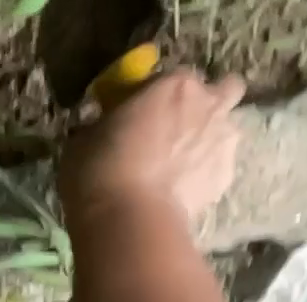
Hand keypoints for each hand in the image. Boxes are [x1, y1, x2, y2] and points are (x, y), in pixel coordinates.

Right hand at [61, 68, 244, 226]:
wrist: (127, 218)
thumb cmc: (97, 172)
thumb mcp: (81, 144)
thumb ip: (99, 128)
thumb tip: (100, 128)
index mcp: (172, 85)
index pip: (168, 77)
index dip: (152, 96)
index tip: (134, 115)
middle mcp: (208, 103)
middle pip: (222, 89)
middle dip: (205, 104)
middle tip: (174, 130)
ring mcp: (224, 138)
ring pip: (223, 129)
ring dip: (203, 141)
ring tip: (172, 169)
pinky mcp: (226, 174)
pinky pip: (214, 167)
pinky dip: (199, 175)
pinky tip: (174, 193)